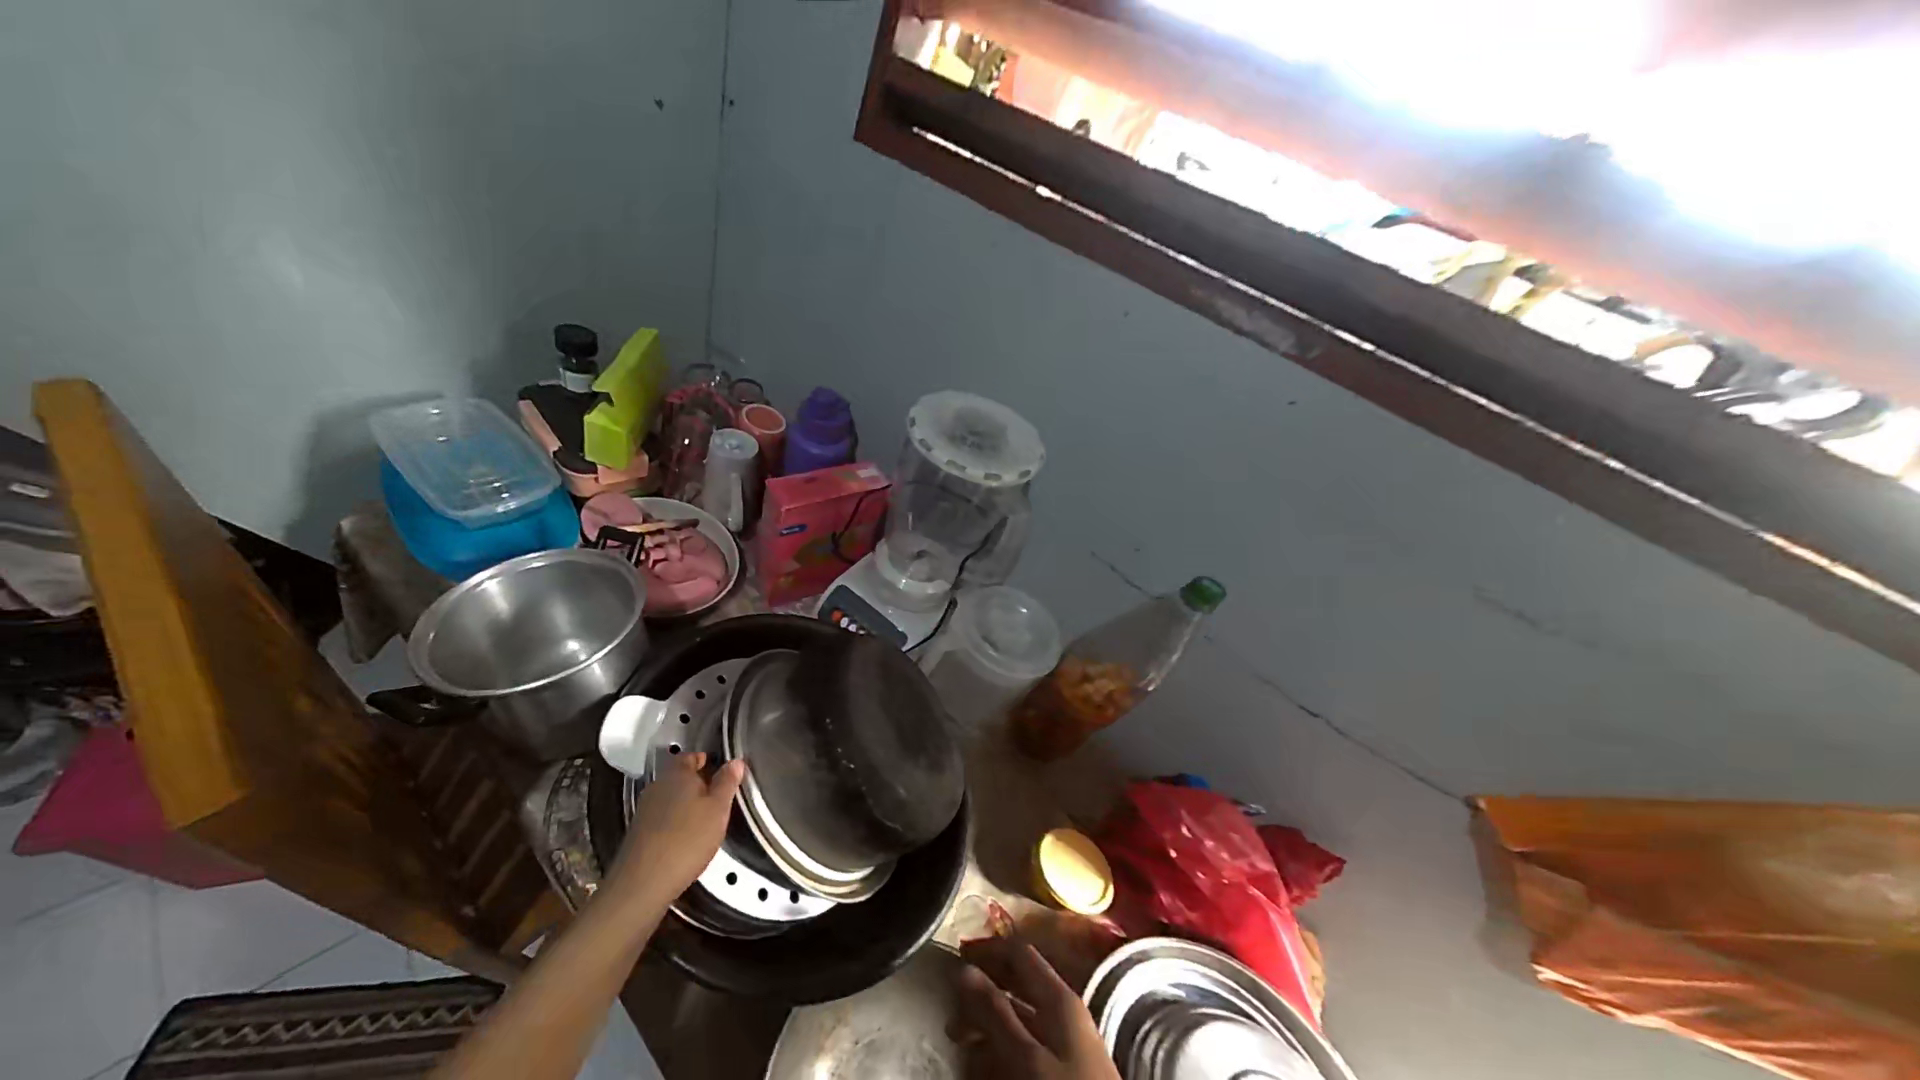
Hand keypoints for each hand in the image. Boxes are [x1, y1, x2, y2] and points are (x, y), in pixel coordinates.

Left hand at [606, 752, 744, 906]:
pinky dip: (675, 822)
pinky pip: (662, 818)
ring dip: (686, 805)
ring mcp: (644, 810)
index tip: (721, 770)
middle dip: (698, 784)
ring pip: (670, 799)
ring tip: (706, 820)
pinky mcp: (639, 833)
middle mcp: (657, 787)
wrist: (643, 882)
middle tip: (719, 797)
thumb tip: (735, 761)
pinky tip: (687, 839)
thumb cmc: (687, 838)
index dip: (706, 760)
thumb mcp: (718, 809)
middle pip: (679, 777)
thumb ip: (727, 783)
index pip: (691, 756)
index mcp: (677, 774)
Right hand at [954, 936, 1119, 1079]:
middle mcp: (1063, 1009)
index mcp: (1059, 996)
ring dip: (988, 1021)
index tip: (957, 955)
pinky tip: (984, 1061)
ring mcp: (1065, 1038)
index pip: (1020, 953)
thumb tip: (964, 970)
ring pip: (1019, 1014)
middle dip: (983, 990)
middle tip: (953, 1007)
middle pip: (1017, 983)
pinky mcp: (1063, 1064)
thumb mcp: (1026, 1056)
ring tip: (960, 1039)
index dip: (988, 949)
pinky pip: (1026, 1041)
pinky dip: (1002, 1043)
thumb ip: (995, 1012)